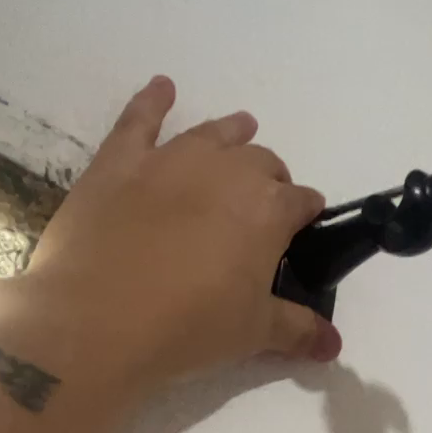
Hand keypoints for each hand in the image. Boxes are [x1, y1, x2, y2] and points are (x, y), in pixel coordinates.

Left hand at [22, 76, 340, 388]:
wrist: (97, 319)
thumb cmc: (190, 327)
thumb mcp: (255, 333)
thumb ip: (299, 330)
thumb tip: (334, 345)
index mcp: (269, 210)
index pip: (302, 202)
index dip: (306, 215)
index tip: (302, 232)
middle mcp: (226, 172)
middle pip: (262, 162)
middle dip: (272, 178)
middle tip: (265, 206)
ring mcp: (170, 160)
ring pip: (213, 134)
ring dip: (233, 132)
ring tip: (243, 129)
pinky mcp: (119, 162)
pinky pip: (140, 119)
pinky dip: (153, 100)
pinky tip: (162, 88)